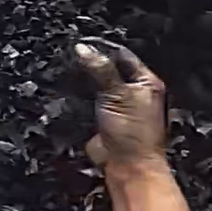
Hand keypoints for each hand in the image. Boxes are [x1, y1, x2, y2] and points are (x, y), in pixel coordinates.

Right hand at [74, 39, 167, 170]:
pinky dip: (75, 99)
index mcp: (146, 83)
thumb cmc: (133, 133)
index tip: (81, 45)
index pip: (122, 56)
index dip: (102, 49)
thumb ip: (100, 70)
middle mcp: (132, 93)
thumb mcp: (118, 94)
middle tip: (70, 59)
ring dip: (81, 83)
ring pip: (94, 87)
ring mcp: (116, 107)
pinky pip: (85, 103)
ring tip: (65, 76)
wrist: (127, 164)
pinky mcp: (101, 120)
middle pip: (107, 70)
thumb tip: (83, 50)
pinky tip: (66, 95)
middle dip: (89, 66)